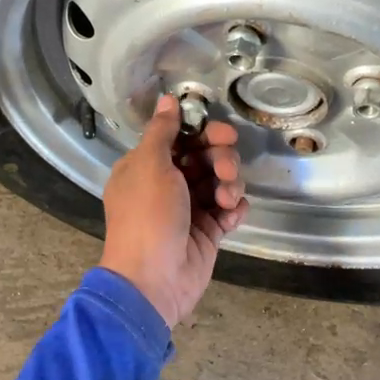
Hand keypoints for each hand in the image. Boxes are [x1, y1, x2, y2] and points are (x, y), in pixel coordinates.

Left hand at [99, 95, 248, 327]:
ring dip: (229, 185)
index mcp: (145, 166)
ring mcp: (188, 210)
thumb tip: (167, 100)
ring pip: (219, 183)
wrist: (153, 280)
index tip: (224, 134)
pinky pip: (228, 211)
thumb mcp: (150, 164)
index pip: (180, 139)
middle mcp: (166, 185)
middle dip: (222, 159)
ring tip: (226, 199)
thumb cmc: (148, 216)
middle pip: (204, 158)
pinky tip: (232, 214)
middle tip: (227, 169)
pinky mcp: (207, 232)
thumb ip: (162, 131)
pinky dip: (234, 209)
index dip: (204, 133)